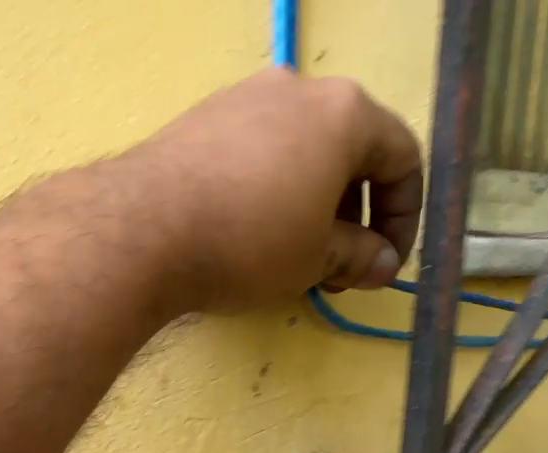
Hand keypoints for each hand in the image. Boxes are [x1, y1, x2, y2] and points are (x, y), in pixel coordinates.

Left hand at [120, 68, 424, 312]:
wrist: (142, 230)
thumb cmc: (249, 242)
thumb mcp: (316, 259)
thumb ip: (359, 257)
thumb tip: (382, 264)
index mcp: (344, 111)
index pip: (402, 157)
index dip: (405, 218)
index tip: (386, 263)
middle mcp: (297, 89)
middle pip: (348, 151)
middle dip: (354, 215)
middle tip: (339, 268)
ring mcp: (242, 99)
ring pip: (299, 152)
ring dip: (311, 206)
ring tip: (293, 258)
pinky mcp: (199, 120)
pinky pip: (254, 154)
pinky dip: (269, 192)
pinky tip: (247, 235)